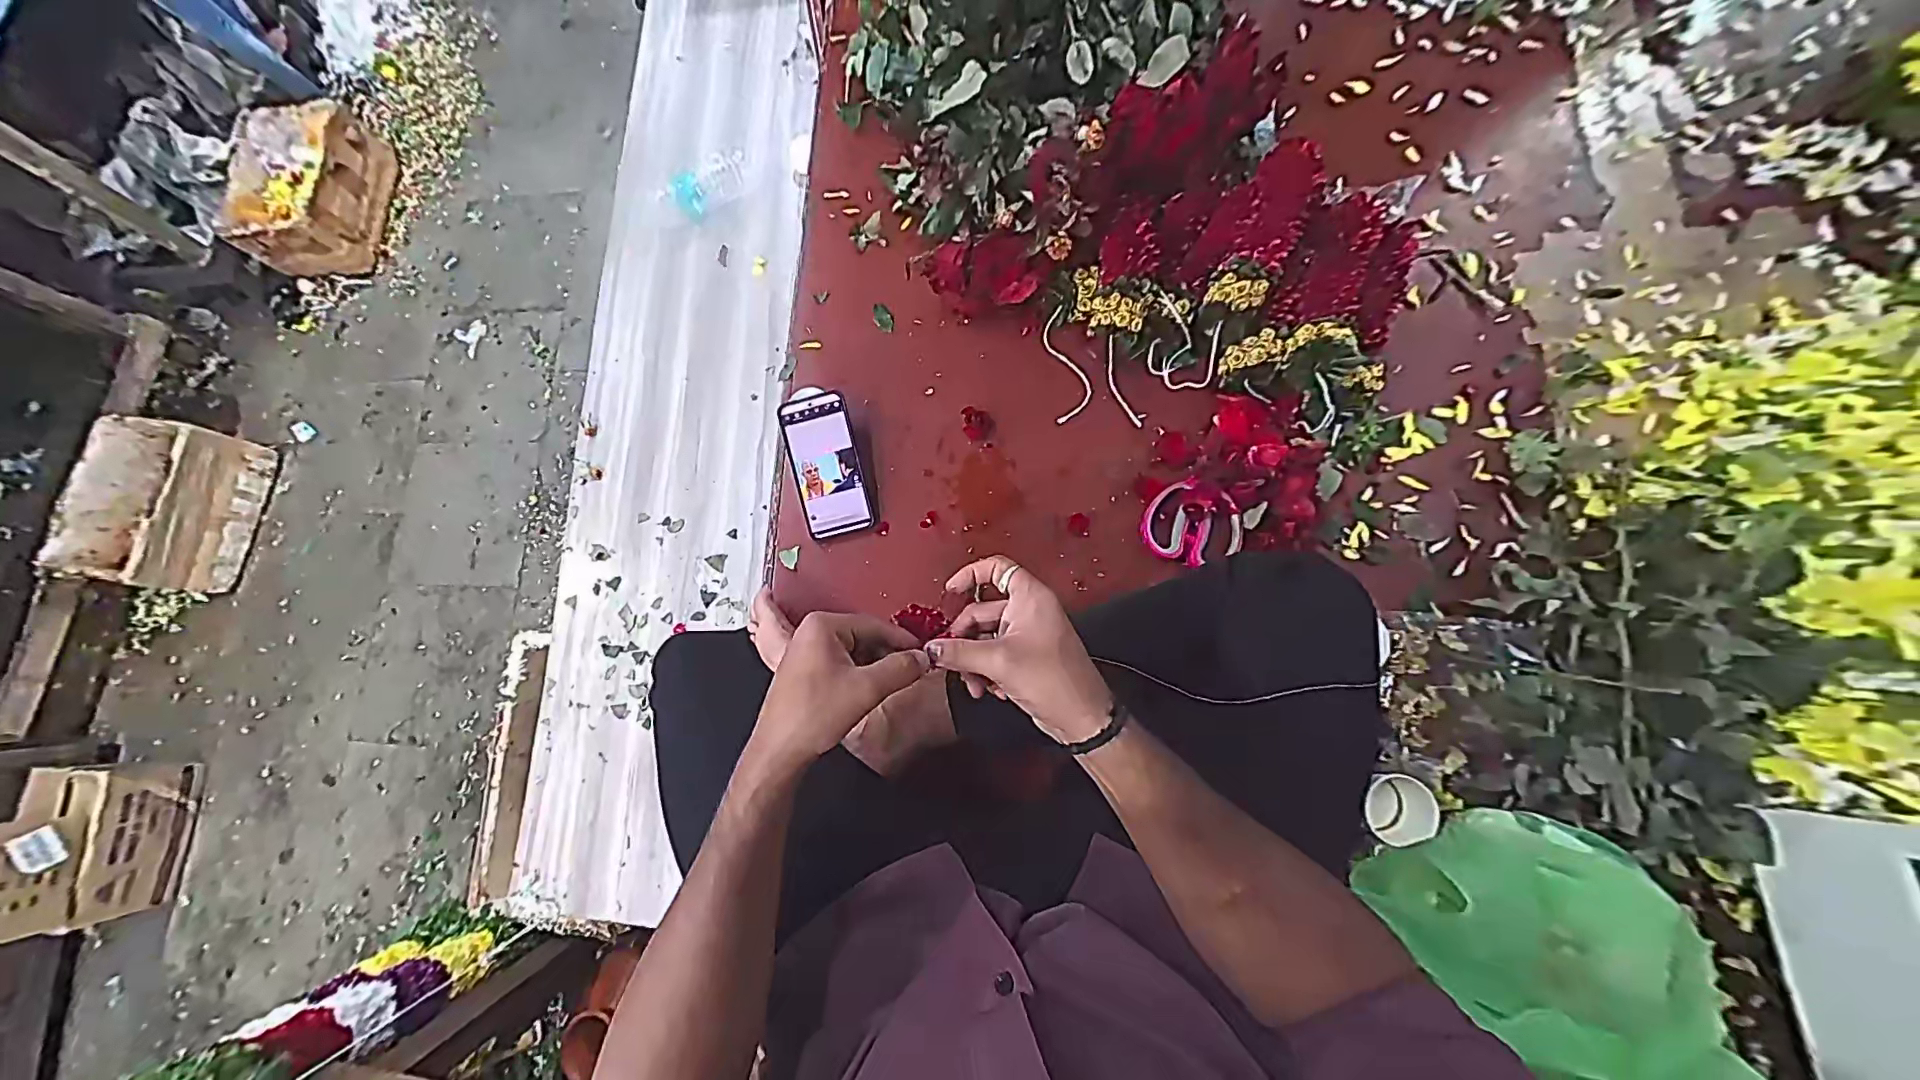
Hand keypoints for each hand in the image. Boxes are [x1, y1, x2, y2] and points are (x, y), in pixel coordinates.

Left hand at [747, 613, 929, 776]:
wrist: (780, 751)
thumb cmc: (809, 718)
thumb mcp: (867, 689)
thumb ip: (900, 668)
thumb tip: (920, 658)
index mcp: (821, 626)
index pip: (874, 624)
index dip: (902, 640)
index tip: (920, 652)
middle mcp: (810, 633)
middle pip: (865, 637)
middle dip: (888, 655)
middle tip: (910, 669)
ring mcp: (806, 651)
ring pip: (855, 652)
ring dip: (876, 666)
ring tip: (893, 682)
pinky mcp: (807, 670)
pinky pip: (843, 664)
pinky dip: (861, 675)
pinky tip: (871, 691)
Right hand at [924, 555, 1114, 743]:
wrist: (1081, 717)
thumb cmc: (1057, 681)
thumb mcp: (999, 662)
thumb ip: (960, 652)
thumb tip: (934, 648)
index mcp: (1030, 597)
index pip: (996, 568)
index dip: (970, 575)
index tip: (950, 590)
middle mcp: (1029, 611)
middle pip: (981, 610)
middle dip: (964, 638)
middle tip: (951, 658)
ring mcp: (1027, 634)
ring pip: (984, 637)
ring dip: (973, 660)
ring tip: (974, 682)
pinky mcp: (1026, 656)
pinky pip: (994, 654)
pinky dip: (986, 670)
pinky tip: (990, 689)